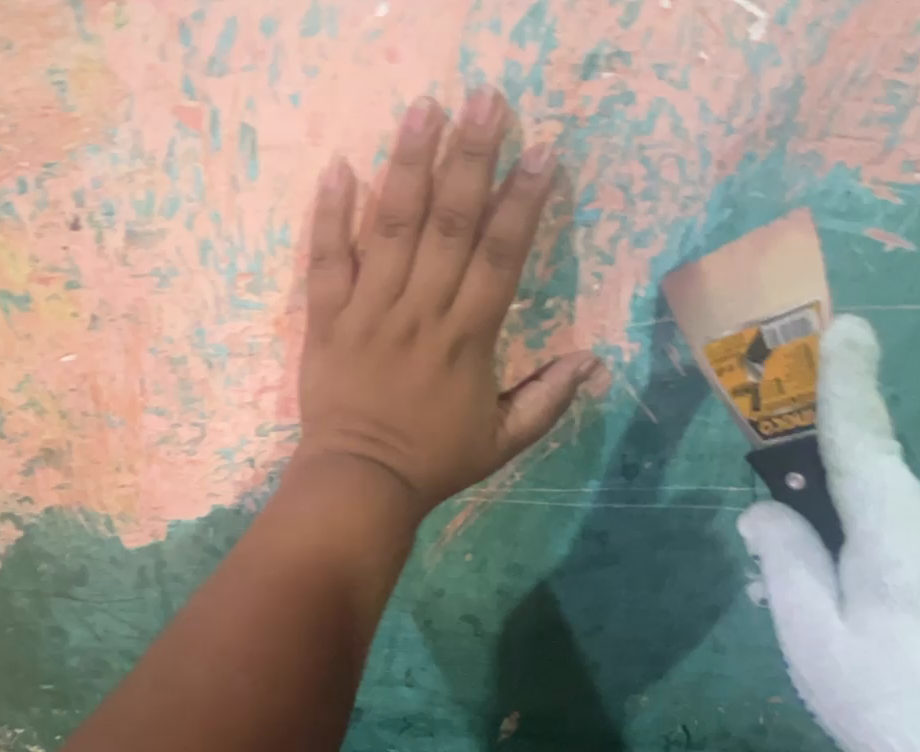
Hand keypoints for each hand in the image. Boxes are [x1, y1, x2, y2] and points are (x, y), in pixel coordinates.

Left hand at [293, 90, 599, 520]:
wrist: (360, 483)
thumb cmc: (434, 462)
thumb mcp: (503, 441)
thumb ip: (547, 400)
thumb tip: (592, 360)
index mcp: (468, 338)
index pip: (500, 257)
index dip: (523, 204)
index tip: (541, 153)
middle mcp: (421, 312)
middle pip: (449, 225)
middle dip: (471, 160)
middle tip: (486, 100)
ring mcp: (370, 311)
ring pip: (390, 228)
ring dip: (408, 165)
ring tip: (424, 109)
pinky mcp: (327, 320)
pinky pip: (327, 261)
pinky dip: (330, 215)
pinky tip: (340, 167)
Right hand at [737, 316, 919, 751]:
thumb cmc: (884, 706)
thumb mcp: (810, 636)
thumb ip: (785, 561)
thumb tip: (762, 515)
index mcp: (901, 531)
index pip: (865, 437)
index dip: (848, 381)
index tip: (845, 329)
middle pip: (879, 492)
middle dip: (830, 512)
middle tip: (783, 577)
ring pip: (909, 530)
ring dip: (863, 553)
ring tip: (836, 626)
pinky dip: (900, 577)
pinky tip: (892, 644)